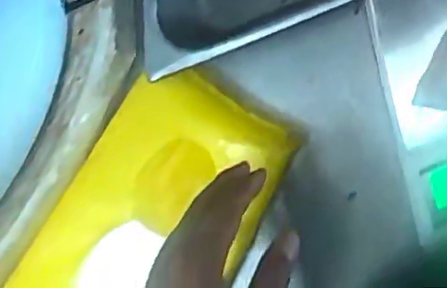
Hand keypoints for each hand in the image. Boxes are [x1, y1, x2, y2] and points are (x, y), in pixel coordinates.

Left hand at [145, 163, 297, 287]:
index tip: (262, 171)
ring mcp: (156, 281)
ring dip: (205, 204)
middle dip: (222, 190)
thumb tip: (290, 235)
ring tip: (227, 190)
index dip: (241, 191)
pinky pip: (172, 246)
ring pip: (180, 230)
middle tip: (245, 168)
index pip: (220, 216)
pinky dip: (190, 226)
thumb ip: (270, 279)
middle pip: (196, 217)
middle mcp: (171, 266)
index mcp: (195, 266)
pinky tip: (200, 231)